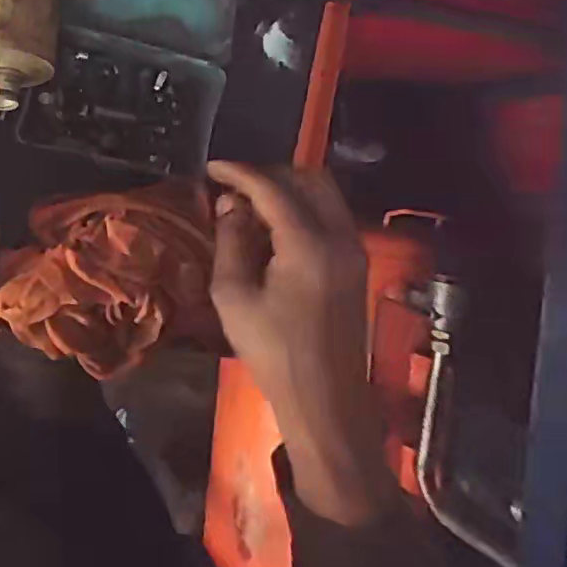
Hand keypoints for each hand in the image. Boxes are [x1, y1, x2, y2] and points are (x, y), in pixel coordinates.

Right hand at [207, 161, 380, 527]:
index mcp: (308, 245)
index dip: (239, 172)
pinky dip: (302, 208)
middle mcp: (339, 238)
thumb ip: (230, 241)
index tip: (211, 168)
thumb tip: (230, 204)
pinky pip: (330, 215)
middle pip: (309, 179)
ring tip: (250, 204)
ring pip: (325, 194)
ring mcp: (354, 250)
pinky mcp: (356, 265)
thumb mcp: (233, 296)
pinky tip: (274, 227)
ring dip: (287, 188)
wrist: (325, 399)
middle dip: (268, 174)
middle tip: (233, 185)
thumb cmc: (273, 352)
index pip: (272, 188)